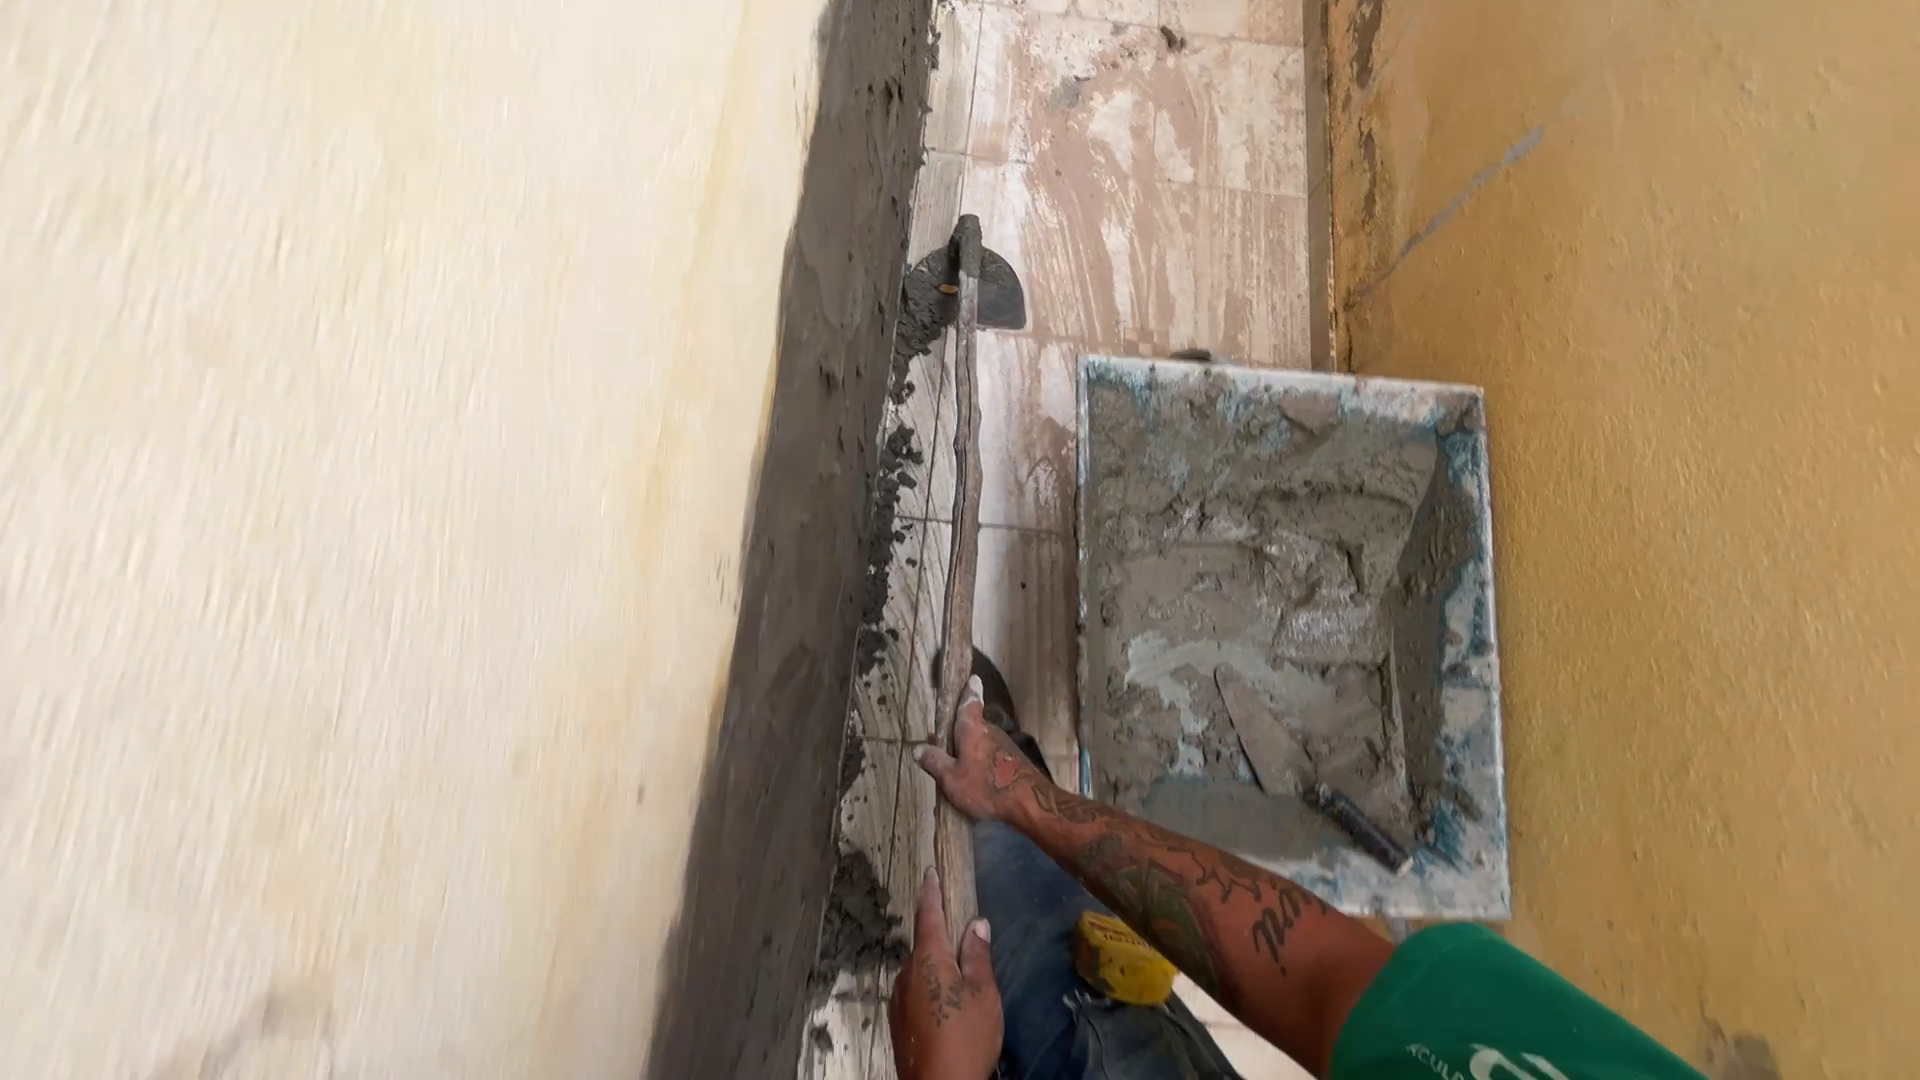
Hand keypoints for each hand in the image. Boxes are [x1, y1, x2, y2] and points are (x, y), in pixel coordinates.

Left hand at [889, 869, 1001, 1079]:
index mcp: (928, 958)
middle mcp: (907, 972)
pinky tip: (944, 1005)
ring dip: (934, 967)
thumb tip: (976, 923)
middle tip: (960, 937)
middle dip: (939, 938)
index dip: (931, 892)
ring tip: (958, 979)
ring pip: (918, 970)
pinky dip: (928, 988)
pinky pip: (914, 992)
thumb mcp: (983, 993)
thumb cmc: (966, 1036)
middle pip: (923, 944)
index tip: (929, 872)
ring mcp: (898, 999)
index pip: (928, 914)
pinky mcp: (898, 1023)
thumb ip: (977, 955)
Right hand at [913, 675, 1051, 821]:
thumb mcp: (951, 778)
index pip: (970, 702)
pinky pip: (994, 756)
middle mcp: (990, 731)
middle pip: (975, 725)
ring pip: (985, 742)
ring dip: (975, 749)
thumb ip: (935, 762)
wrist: (1029, 802)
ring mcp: (1006, 745)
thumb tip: (917, 749)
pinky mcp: (1015, 761)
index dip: (969, 691)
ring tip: (962, 766)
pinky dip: (985, 762)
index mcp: (972, 729)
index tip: (973, 678)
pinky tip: (980, 779)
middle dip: (964, 731)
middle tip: (949, 740)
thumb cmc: (985, 785)